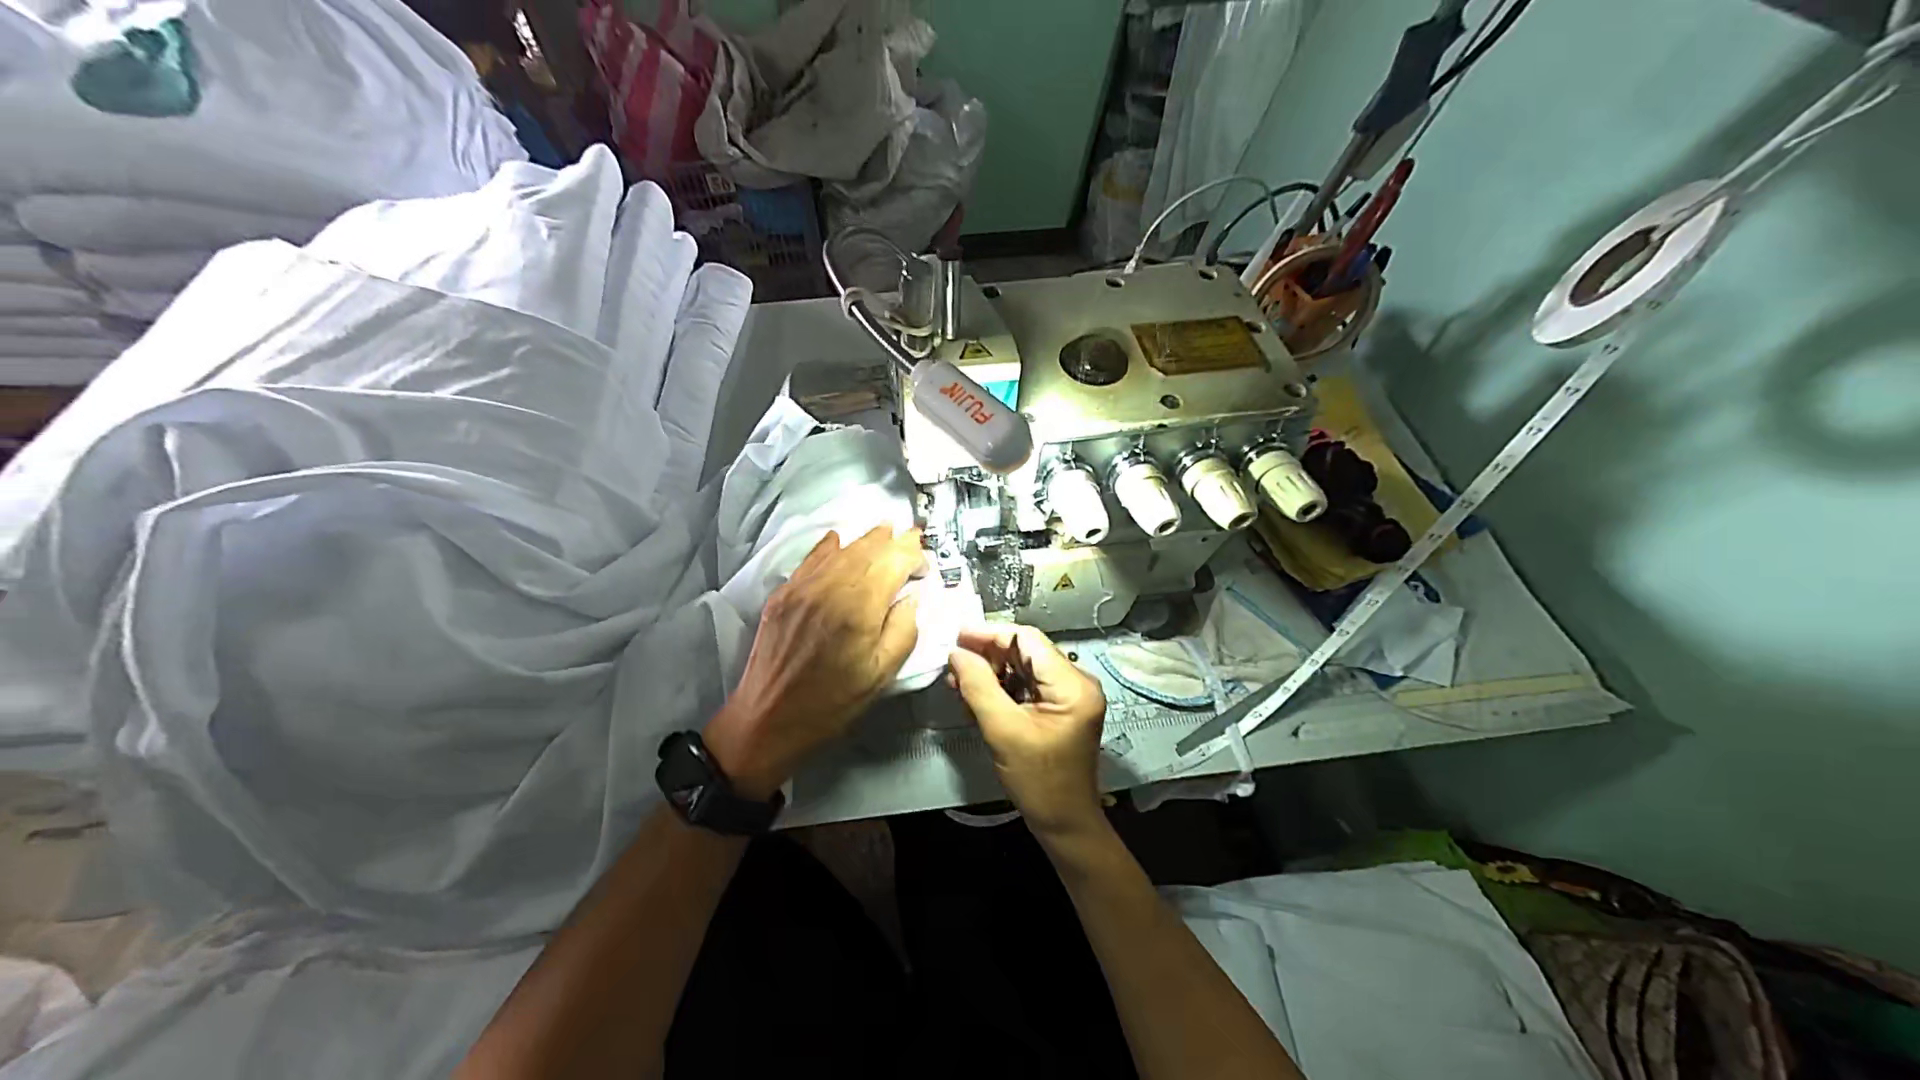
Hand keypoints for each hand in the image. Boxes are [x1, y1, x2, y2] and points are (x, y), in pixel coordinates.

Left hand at [706, 526, 923, 798]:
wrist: (769, 719)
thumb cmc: (832, 703)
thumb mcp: (882, 674)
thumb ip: (904, 629)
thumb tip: (911, 597)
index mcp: (859, 609)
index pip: (893, 561)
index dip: (913, 554)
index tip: (924, 562)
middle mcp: (830, 588)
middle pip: (868, 548)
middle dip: (893, 541)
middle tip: (910, 540)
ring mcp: (802, 587)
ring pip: (840, 549)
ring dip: (865, 540)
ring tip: (884, 535)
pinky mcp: (783, 594)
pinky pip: (811, 559)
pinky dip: (830, 547)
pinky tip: (839, 541)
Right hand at [948, 625, 1108, 838]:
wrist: (1065, 823)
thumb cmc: (1039, 781)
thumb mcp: (1003, 732)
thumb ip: (978, 687)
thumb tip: (957, 653)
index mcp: (1073, 684)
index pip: (1028, 640)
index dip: (990, 634)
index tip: (957, 637)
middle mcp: (1076, 682)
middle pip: (1025, 651)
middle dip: (987, 655)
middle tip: (953, 664)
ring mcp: (1069, 696)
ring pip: (1023, 668)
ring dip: (991, 672)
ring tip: (958, 682)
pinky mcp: (1059, 709)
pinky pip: (1026, 686)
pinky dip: (1001, 688)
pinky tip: (975, 696)